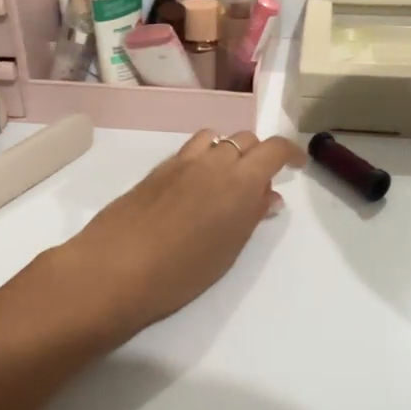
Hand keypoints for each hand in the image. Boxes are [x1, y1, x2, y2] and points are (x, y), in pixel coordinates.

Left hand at [51, 130, 305, 339]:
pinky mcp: (156, 171)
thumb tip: (267, 195)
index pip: (274, 149)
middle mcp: (212, 161)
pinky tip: (194, 187)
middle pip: (244, 139)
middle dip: (259, 153)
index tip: (296, 164)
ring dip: (227, 150)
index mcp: (239, 180)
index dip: (290, 153)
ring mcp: (181, 162)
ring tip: (226, 178)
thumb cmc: (180, 272)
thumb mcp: (228, 251)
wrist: (114, 270)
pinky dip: (202, 158)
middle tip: (261, 181)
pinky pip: (189, 151)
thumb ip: (250, 216)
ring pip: (214, 138)